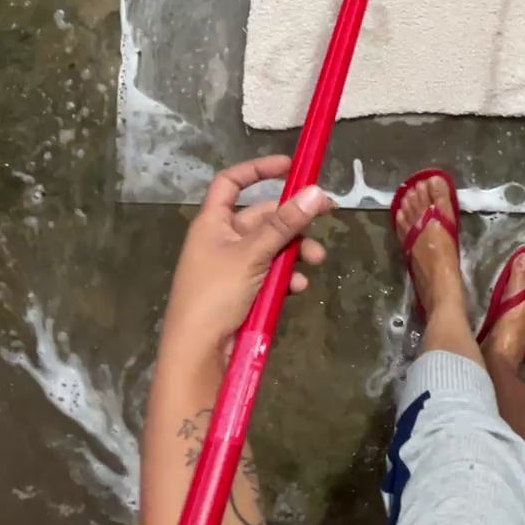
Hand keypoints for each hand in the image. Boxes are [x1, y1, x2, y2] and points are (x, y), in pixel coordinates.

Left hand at [159, 155, 334, 369]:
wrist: (197, 356)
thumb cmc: (215, 295)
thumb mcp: (253, 255)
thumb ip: (286, 224)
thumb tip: (318, 191)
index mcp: (212, 223)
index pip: (231, 182)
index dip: (258, 170)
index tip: (291, 167)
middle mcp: (222, 239)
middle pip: (263, 216)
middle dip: (293, 220)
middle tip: (326, 213)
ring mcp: (234, 266)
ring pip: (273, 246)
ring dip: (296, 250)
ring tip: (317, 260)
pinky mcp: (245, 290)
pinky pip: (272, 273)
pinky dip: (287, 276)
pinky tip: (297, 288)